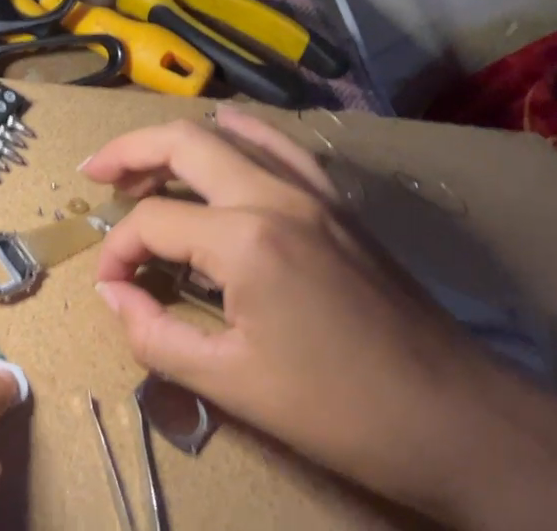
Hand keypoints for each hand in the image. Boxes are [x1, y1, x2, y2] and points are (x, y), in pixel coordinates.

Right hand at [82, 105, 556, 529]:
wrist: (463, 423)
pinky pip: (280, 147)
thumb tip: (115, 293)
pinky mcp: (338, 205)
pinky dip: (240, 134)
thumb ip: (154, 334)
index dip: (117, 251)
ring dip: (174, 141)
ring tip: (141, 163)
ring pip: (228, 133)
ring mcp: (313, 193)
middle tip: (93, 174)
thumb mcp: (231, 384)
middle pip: (180, 144)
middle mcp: (274, 197)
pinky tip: (224, 136)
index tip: (112, 287)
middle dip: (126, 154)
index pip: (151, 223)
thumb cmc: (340, 409)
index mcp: (244, 240)